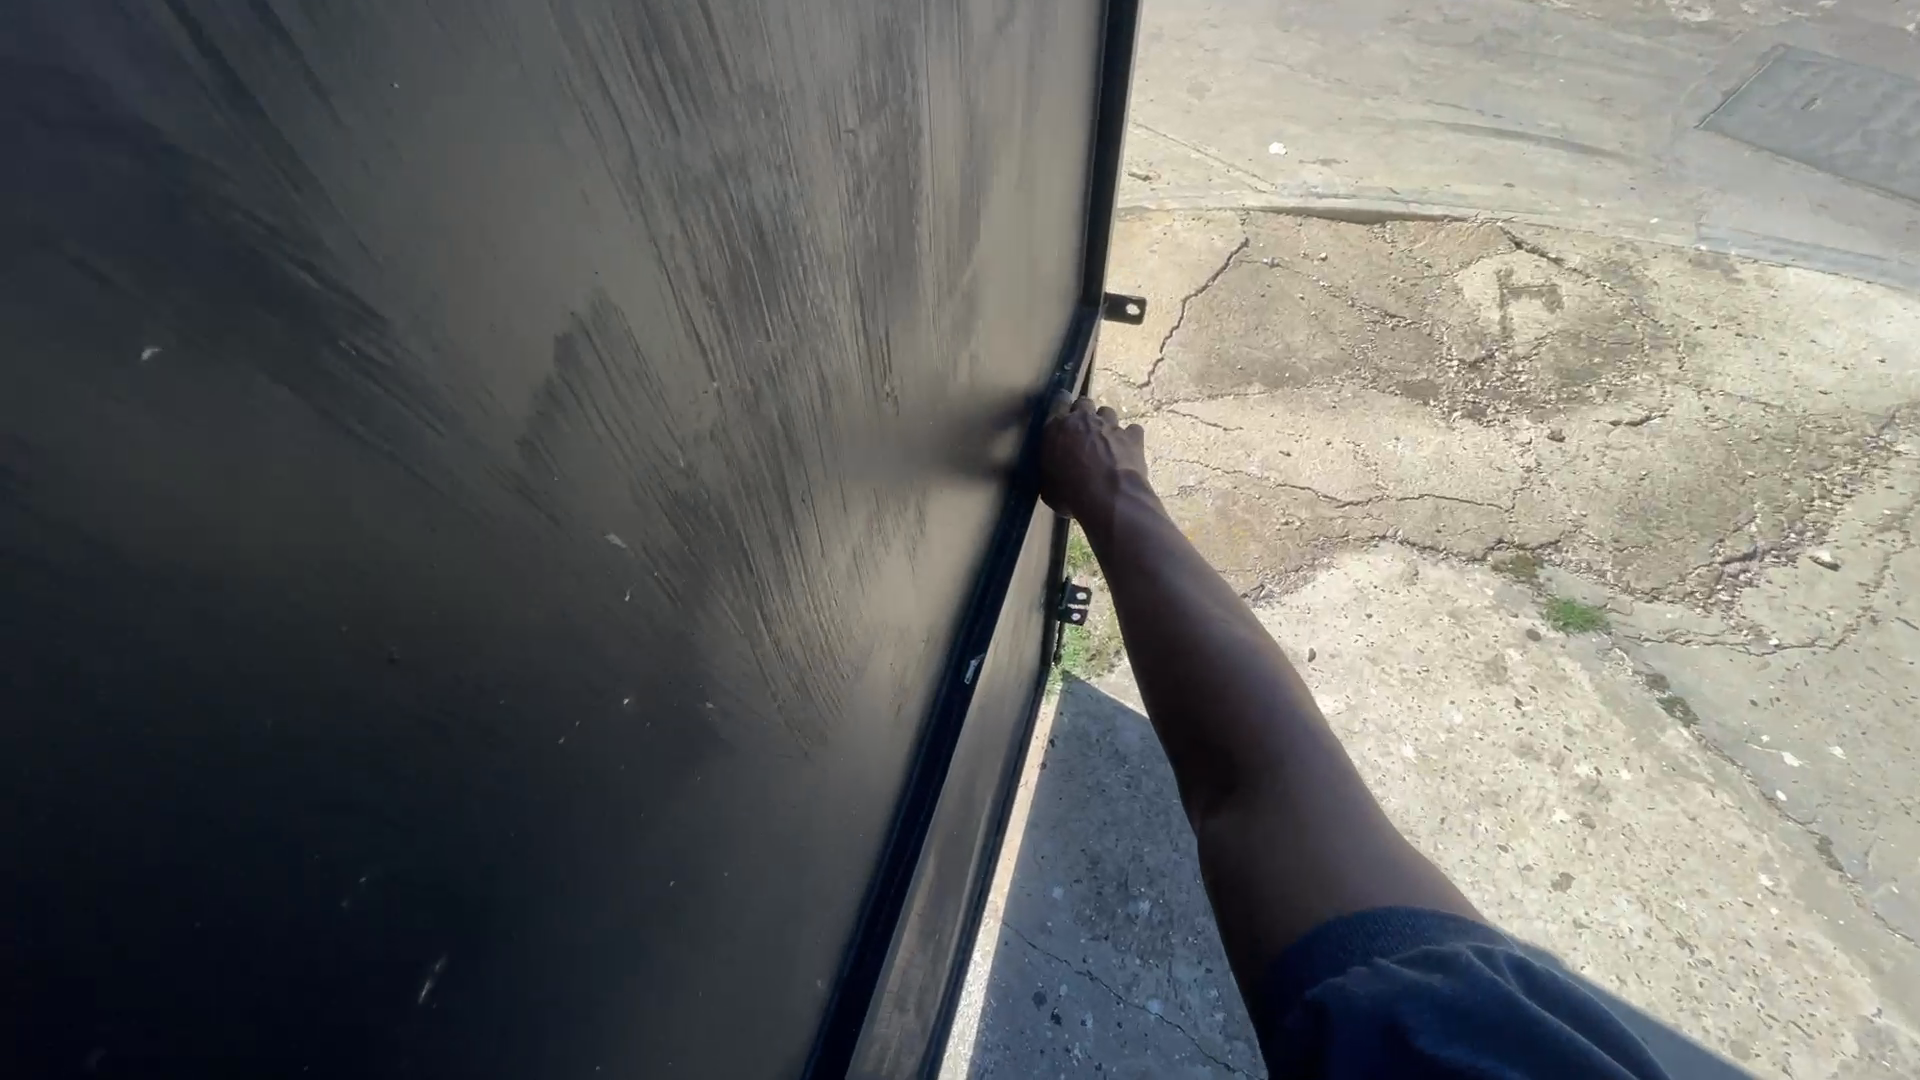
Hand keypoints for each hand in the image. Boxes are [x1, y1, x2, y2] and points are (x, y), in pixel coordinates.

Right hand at [1040, 394, 1152, 529]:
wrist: (1107, 498)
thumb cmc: (1070, 494)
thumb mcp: (1048, 486)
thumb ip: (1049, 470)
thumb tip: (1051, 474)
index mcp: (1057, 428)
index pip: (1057, 403)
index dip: (1061, 407)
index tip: (1062, 417)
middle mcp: (1083, 420)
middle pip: (1084, 403)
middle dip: (1084, 414)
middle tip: (1083, 431)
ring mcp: (1110, 426)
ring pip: (1108, 412)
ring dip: (1105, 423)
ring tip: (1105, 440)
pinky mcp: (1132, 436)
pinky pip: (1132, 430)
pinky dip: (1130, 438)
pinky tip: (1127, 450)